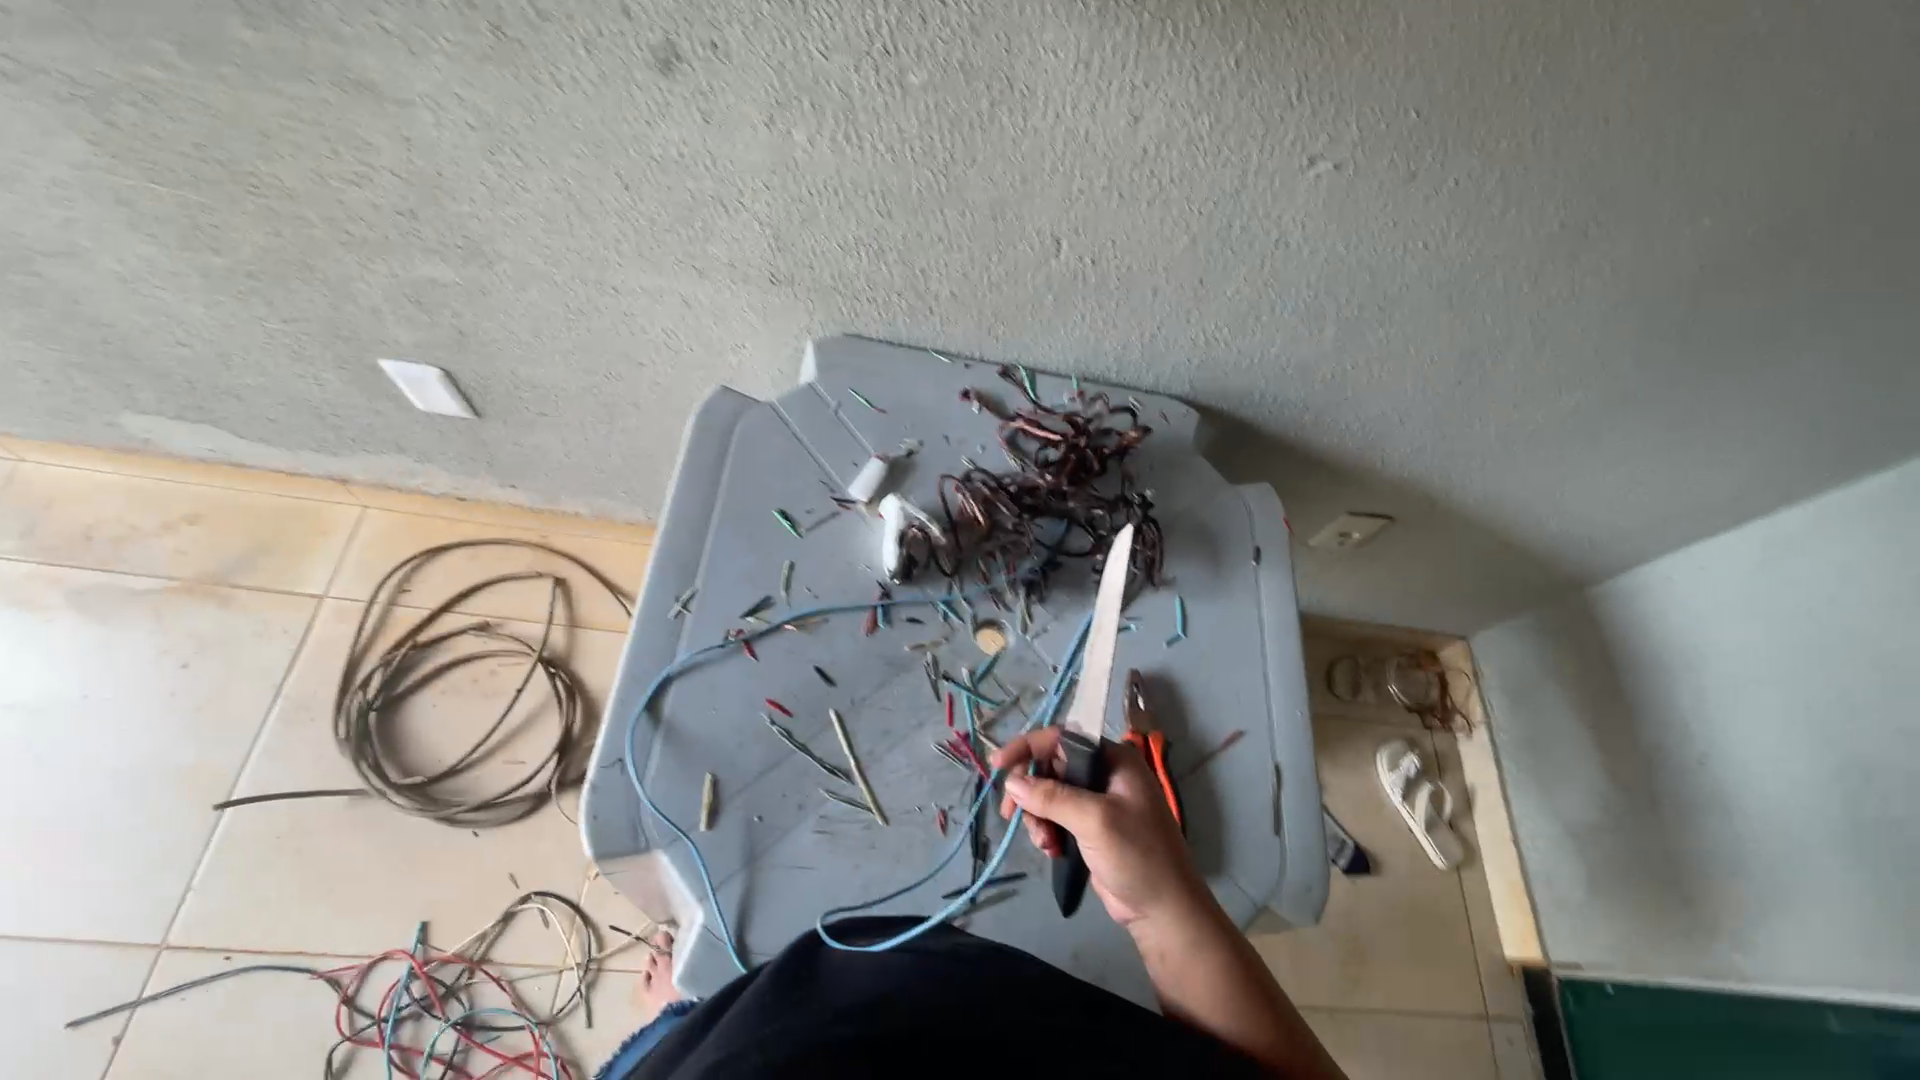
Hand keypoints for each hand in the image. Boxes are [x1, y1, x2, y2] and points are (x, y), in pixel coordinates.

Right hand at [992, 727, 1206, 927]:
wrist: (1163, 910)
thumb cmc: (1138, 855)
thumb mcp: (1095, 820)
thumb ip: (1052, 797)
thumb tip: (1012, 782)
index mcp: (1114, 759)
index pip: (1061, 739)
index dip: (1027, 747)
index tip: (997, 765)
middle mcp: (1105, 773)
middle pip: (1050, 767)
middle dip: (1031, 791)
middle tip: (1012, 815)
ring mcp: (1098, 801)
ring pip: (1048, 794)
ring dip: (1037, 816)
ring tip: (1044, 843)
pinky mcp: (1090, 827)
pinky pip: (1054, 817)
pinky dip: (1046, 830)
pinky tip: (1052, 850)